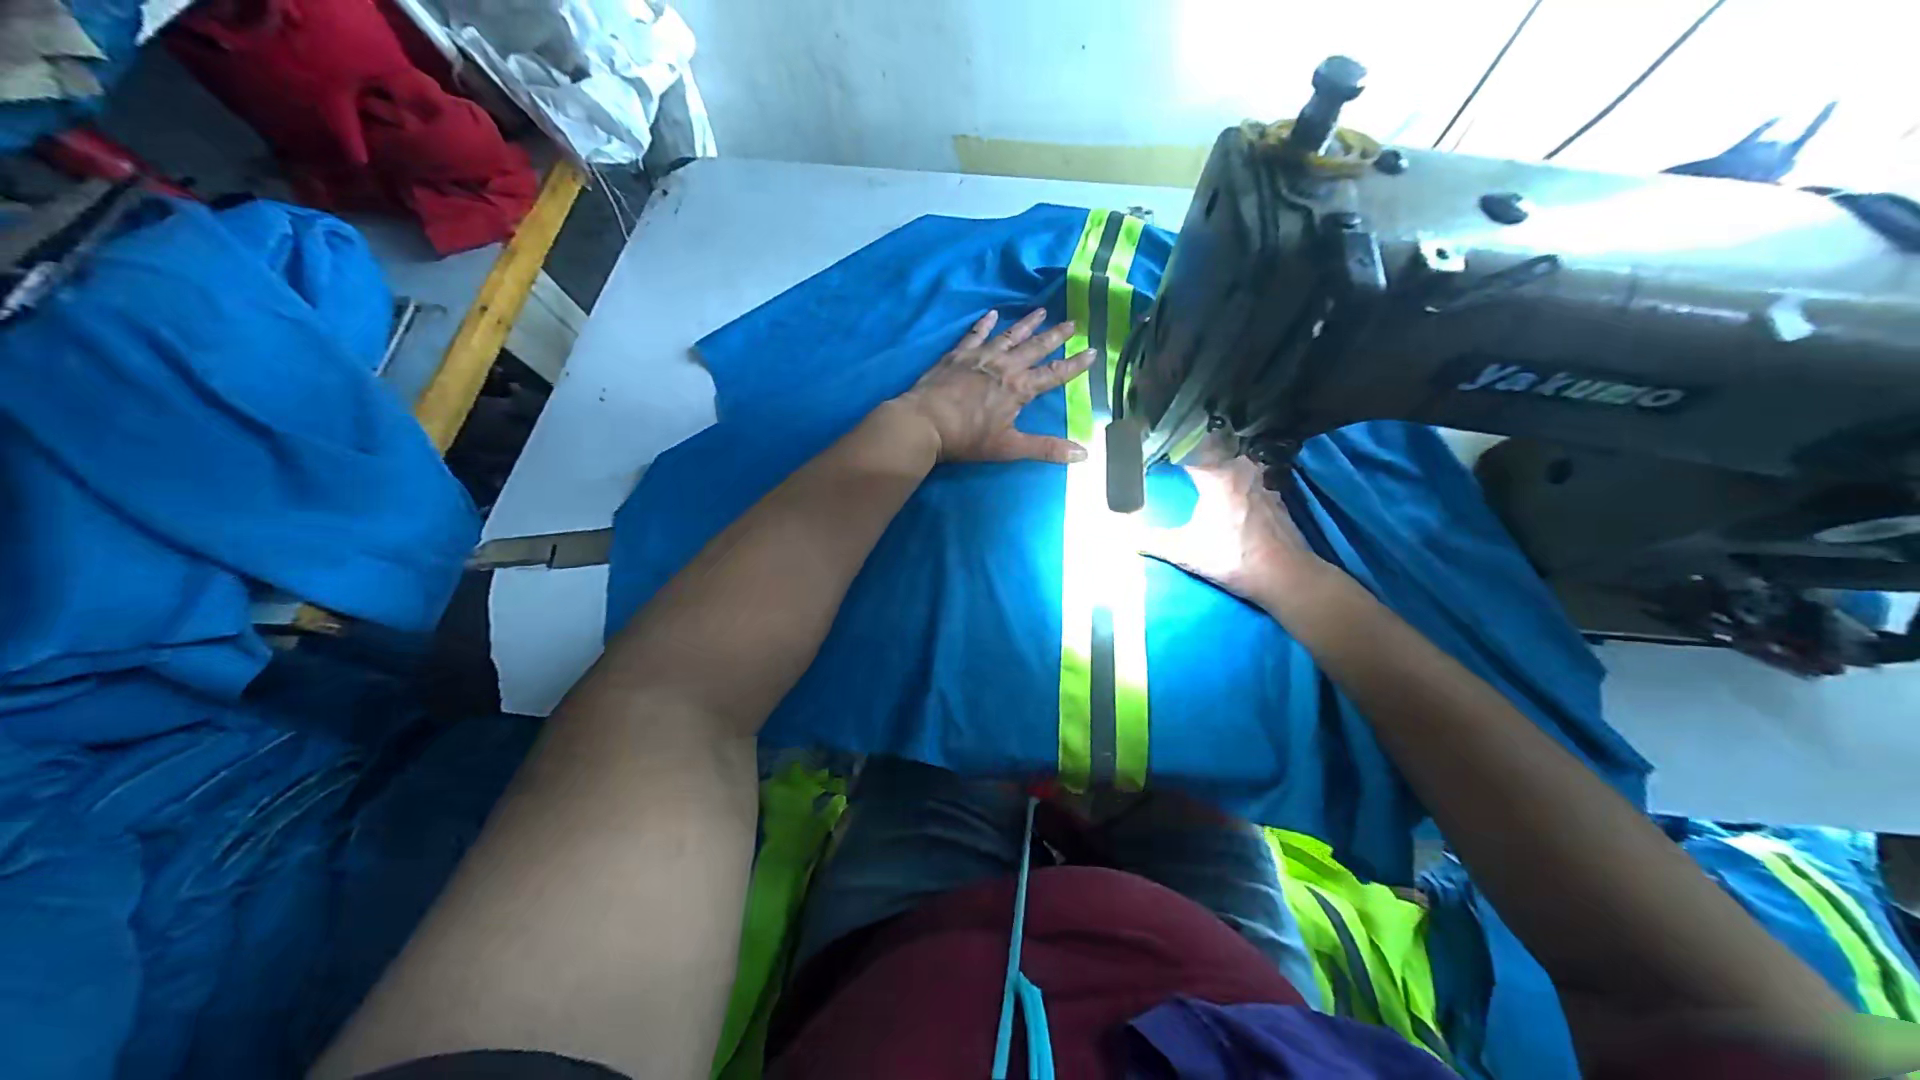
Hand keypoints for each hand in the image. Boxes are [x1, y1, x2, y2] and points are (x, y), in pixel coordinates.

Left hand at [894, 309, 1096, 464]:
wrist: (925, 422)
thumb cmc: (967, 438)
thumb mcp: (1009, 447)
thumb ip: (1046, 449)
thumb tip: (1083, 454)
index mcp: (1019, 388)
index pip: (1054, 374)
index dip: (1075, 364)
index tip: (1092, 351)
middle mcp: (1004, 366)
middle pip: (1035, 347)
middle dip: (1055, 335)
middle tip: (1072, 322)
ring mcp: (980, 356)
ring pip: (1009, 335)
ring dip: (1027, 323)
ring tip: (1041, 310)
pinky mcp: (958, 354)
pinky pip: (975, 334)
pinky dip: (985, 323)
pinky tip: (992, 313)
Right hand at [1139, 455, 1326, 607]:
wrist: (1285, 575)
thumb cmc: (1232, 557)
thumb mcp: (1185, 552)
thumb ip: (1154, 541)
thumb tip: (1129, 536)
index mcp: (1217, 475)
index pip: (1190, 452)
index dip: (1174, 456)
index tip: (1163, 462)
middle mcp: (1242, 470)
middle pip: (1217, 454)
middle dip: (1202, 456)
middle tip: (1186, 469)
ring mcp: (1264, 483)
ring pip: (1239, 466)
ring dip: (1226, 470)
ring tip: (1211, 482)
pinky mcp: (1279, 499)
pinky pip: (1255, 482)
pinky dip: (1244, 487)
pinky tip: (1237, 502)